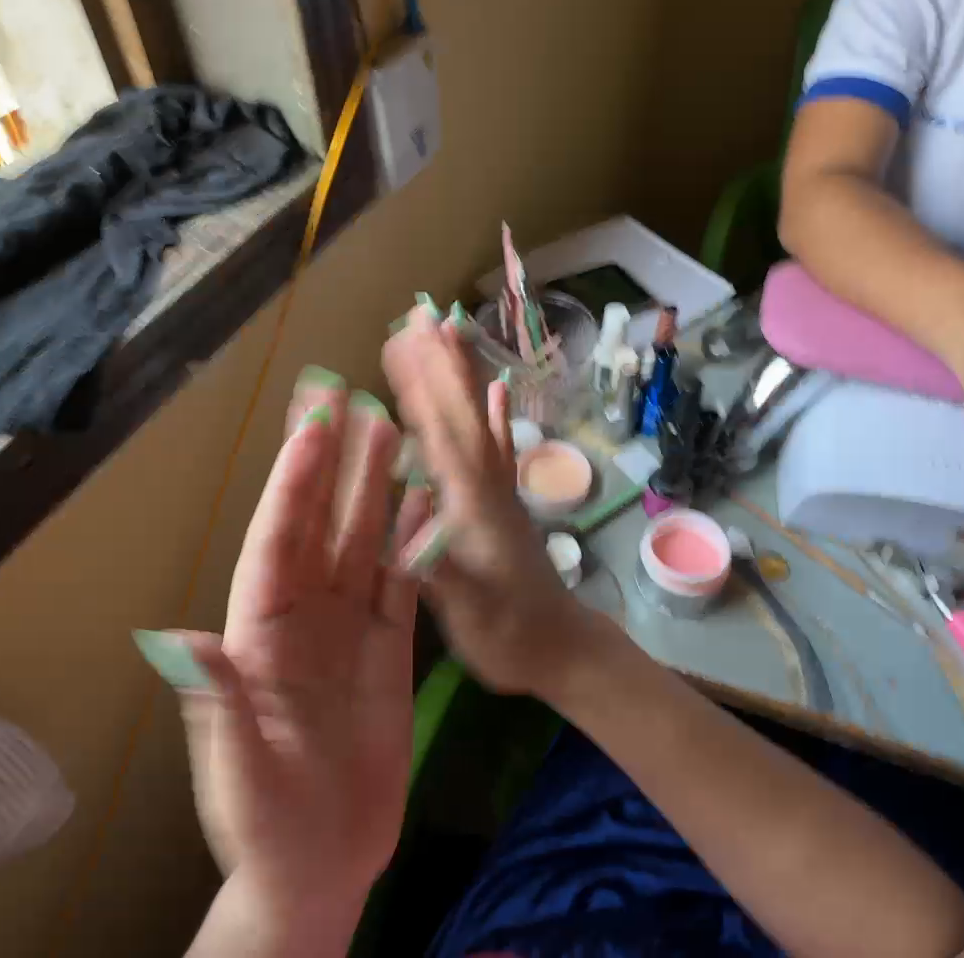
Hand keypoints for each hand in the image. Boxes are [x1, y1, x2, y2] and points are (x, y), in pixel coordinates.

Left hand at [155, 379, 429, 914]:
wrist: (320, 866)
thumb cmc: (264, 824)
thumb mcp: (236, 770)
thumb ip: (219, 702)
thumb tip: (182, 636)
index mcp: (257, 634)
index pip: (276, 544)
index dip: (293, 487)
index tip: (312, 431)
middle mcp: (302, 617)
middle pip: (321, 526)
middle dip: (334, 464)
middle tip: (351, 399)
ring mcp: (348, 630)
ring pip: (363, 544)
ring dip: (377, 490)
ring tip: (393, 434)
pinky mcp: (389, 650)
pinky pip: (402, 586)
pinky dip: (414, 545)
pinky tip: (426, 507)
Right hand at [381, 309, 606, 696]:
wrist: (563, 650)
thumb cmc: (509, 635)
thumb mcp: (468, 612)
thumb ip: (438, 572)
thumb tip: (400, 536)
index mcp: (470, 504)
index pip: (442, 434)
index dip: (422, 387)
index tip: (401, 340)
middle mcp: (486, 484)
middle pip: (462, 412)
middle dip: (440, 362)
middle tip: (421, 313)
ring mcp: (499, 489)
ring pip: (479, 419)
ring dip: (464, 375)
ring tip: (452, 330)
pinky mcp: (506, 501)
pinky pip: (500, 448)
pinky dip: (498, 416)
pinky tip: (500, 391)